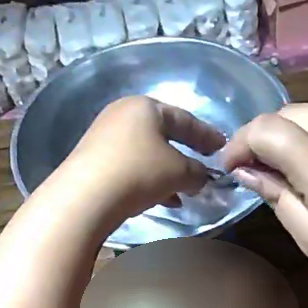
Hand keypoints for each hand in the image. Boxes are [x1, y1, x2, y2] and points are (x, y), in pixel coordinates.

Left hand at [41, 96, 219, 222]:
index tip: (222, 148)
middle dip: (186, 154)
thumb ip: (197, 172)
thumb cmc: (139, 172)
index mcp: (146, 106)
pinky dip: (149, 181)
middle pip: (163, 134)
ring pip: (146, 154)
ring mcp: (104, 138)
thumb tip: (203, 176)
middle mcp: (122, 115)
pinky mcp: (93, 162)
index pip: (184, 119)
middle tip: (204, 167)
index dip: (206, 135)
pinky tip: (162, 200)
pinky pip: (130, 168)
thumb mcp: (178, 172)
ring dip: (168, 172)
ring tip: (185, 192)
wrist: (85, 197)